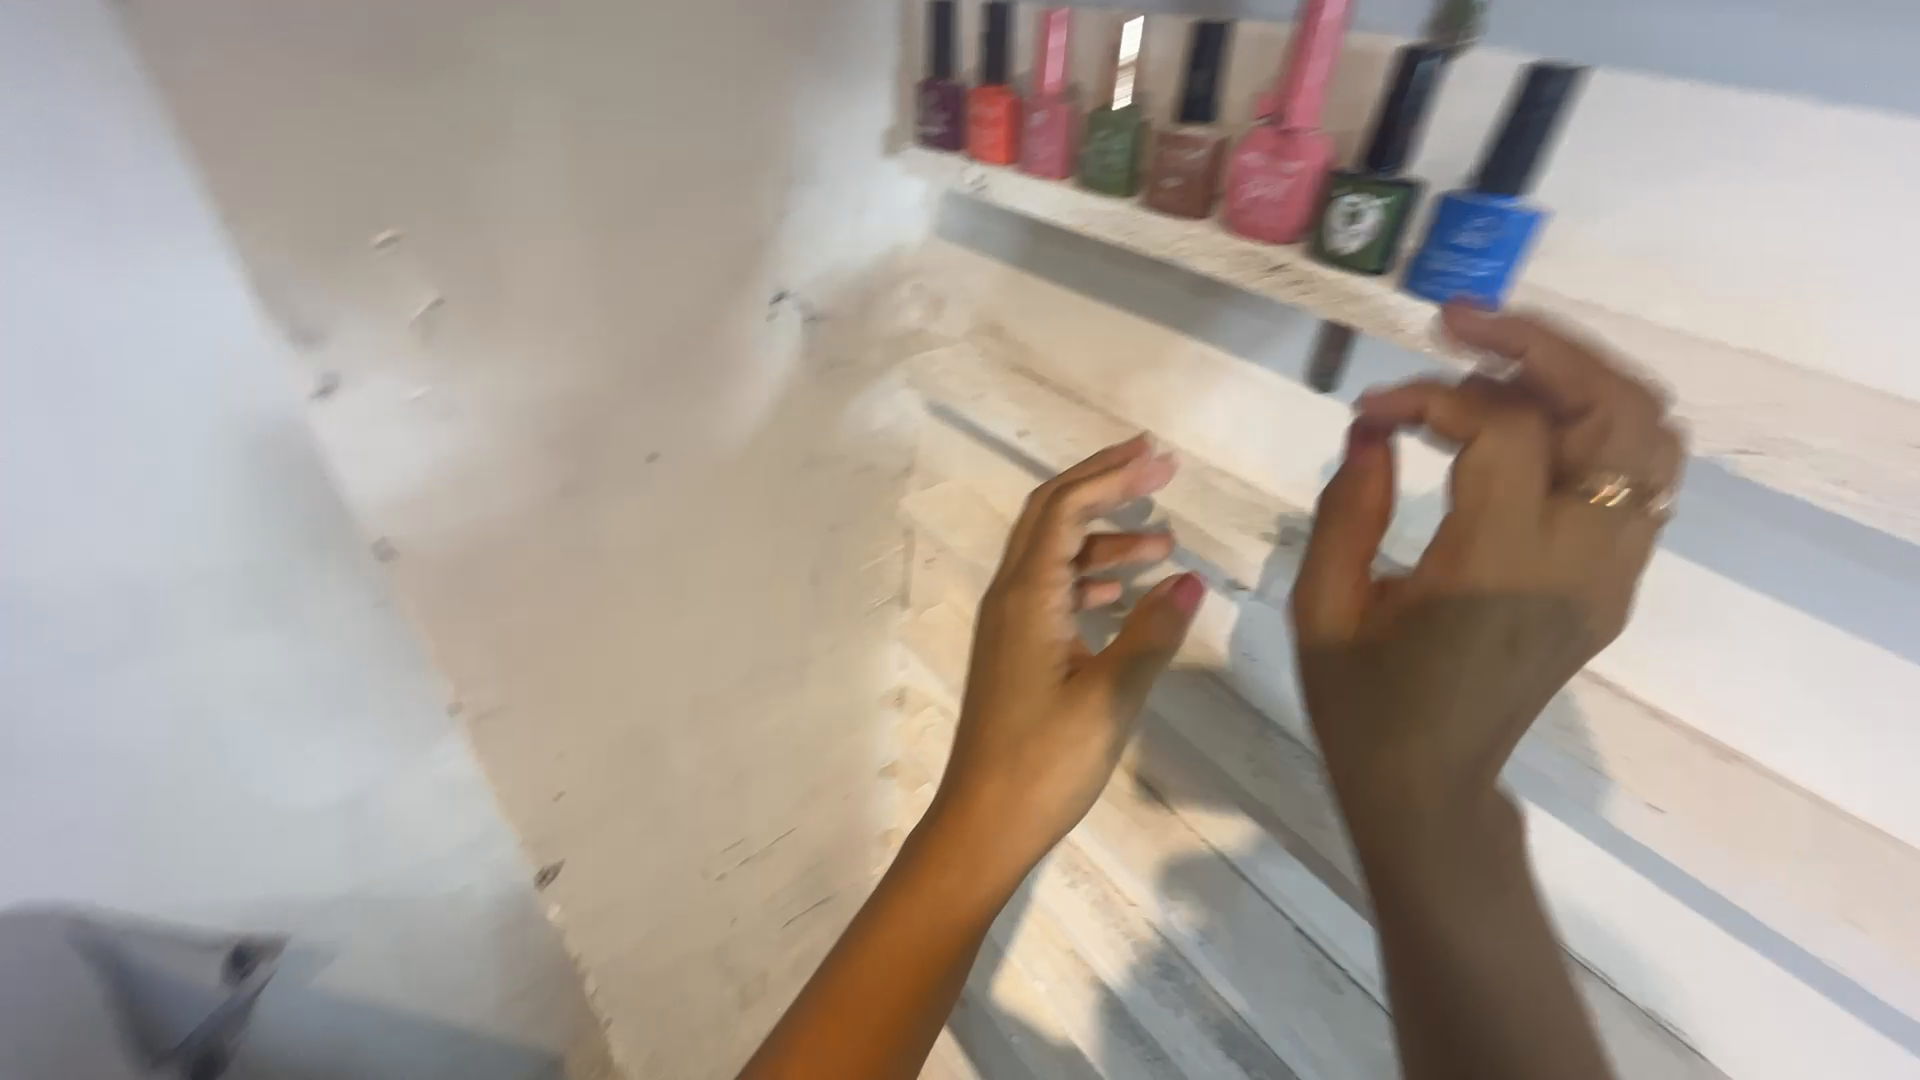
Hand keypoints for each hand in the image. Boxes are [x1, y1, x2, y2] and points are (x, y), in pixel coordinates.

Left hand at [935, 435, 1204, 878]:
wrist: (985, 819)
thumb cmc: (1047, 760)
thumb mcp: (1112, 694)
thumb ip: (1152, 631)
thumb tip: (1189, 579)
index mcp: (1028, 595)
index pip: (1065, 509)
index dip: (1111, 475)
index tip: (1159, 458)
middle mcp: (1010, 595)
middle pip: (1050, 515)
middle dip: (1101, 484)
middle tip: (1156, 467)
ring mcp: (1007, 622)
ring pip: (1054, 555)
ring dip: (1104, 539)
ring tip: (1163, 544)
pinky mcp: (1014, 648)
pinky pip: (1052, 591)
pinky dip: (1089, 579)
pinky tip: (1124, 594)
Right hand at [1291, 305, 1685, 846]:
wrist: (1427, 783)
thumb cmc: (1359, 702)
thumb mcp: (1321, 607)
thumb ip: (1347, 508)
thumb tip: (1373, 431)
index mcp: (1496, 568)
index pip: (1503, 431)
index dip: (1433, 396)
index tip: (1370, 410)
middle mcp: (1579, 561)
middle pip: (1613, 408)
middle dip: (1537, 345)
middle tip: (1458, 323)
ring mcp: (1613, 574)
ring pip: (1648, 433)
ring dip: (1576, 376)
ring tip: (1495, 358)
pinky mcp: (1614, 584)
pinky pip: (1639, 476)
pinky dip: (1592, 422)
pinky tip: (1523, 420)